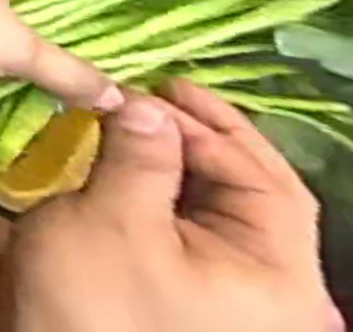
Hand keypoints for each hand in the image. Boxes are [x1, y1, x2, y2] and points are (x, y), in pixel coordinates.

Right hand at [0, 79, 339, 331]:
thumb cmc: (93, 287)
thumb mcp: (113, 217)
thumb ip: (140, 158)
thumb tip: (146, 102)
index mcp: (279, 277)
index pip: (268, 185)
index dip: (212, 129)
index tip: (149, 86)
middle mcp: (270, 282)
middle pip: (255, 193)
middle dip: (206, 135)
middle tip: (157, 86)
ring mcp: (227, 283)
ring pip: (218, 200)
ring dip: (179, 151)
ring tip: (135, 111)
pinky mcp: (183, 276)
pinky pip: (185, 214)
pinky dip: (160, 175)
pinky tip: (126, 152)